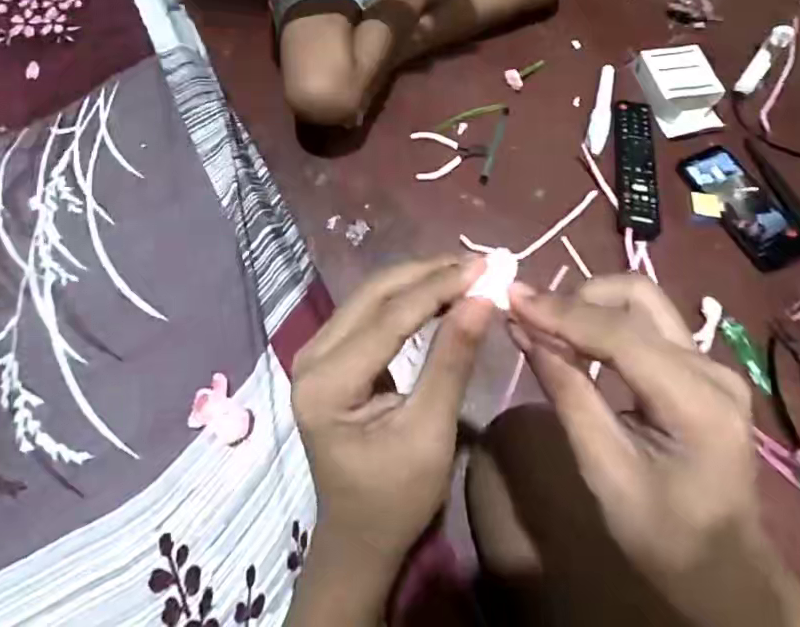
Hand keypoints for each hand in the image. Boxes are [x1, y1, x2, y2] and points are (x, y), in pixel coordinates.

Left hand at [288, 257, 493, 619]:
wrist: (361, 536)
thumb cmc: (396, 497)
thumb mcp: (431, 432)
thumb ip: (452, 360)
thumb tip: (483, 298)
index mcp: (327, 383)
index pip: (390, 316)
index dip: (441, 286)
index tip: (487, 267)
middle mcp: (312, 356)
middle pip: (376, 294)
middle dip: (431, 274)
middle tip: (482, 264)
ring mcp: (317, 352)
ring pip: (374, 295)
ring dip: (423, 279)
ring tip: (470, 271)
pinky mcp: (332, 353)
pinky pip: (373, 310)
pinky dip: (412, 296)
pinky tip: (444, 291)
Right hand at [509, 276, 799, 625]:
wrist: (727, 570)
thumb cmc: (664, 538)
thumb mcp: (607, 475)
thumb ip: (569, 396)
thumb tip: (525, 331)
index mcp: (699, 403)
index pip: (623, 335)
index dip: (563, 312)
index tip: (513, 298)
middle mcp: (713, 367)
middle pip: (639, 297)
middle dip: (580, 297)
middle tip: (534, 316)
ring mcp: (714, 361)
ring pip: (645, 301)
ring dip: (593, 303)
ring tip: (550, 325)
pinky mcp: (705, 364)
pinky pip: (650, 322)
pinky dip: (608, 320)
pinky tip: (579, 339)